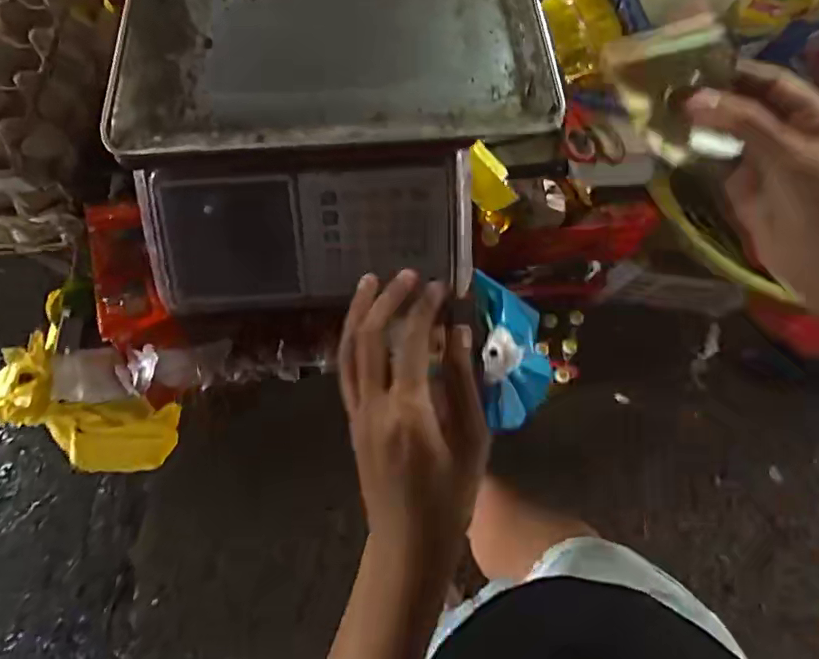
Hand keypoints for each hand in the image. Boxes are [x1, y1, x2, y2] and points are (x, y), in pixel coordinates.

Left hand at [339, 270, 488, 564]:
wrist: (407, 545)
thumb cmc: (450, 497)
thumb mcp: (472, 441)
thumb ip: (465, 384)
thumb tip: (459, 332)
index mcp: (409, 411)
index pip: (413, 342)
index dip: (425, 308)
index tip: (441, 286)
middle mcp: (374, 405)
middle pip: (372, 337)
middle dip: (389, 299)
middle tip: (409, 275)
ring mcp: (357, 413)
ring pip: (349, 349)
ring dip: (359, 311)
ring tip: (370, 281)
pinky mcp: (351, 421)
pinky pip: (346, 369)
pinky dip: (352, 339)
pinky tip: (360, 324)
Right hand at [683, 63, 818, 306]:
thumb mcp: (795, 156)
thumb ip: (744, 122)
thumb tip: (692, 95)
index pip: (772, 83)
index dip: (733, 71)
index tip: (689, 62)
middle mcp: (794, 136)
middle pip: (746, 107)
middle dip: (710, 97)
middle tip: (664, 85)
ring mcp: (770, 166)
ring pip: (728, 136)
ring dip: (698, 125)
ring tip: (657, 109)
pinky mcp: (749, 193)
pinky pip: (719, 166)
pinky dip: (695, 154)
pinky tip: (665, 142)